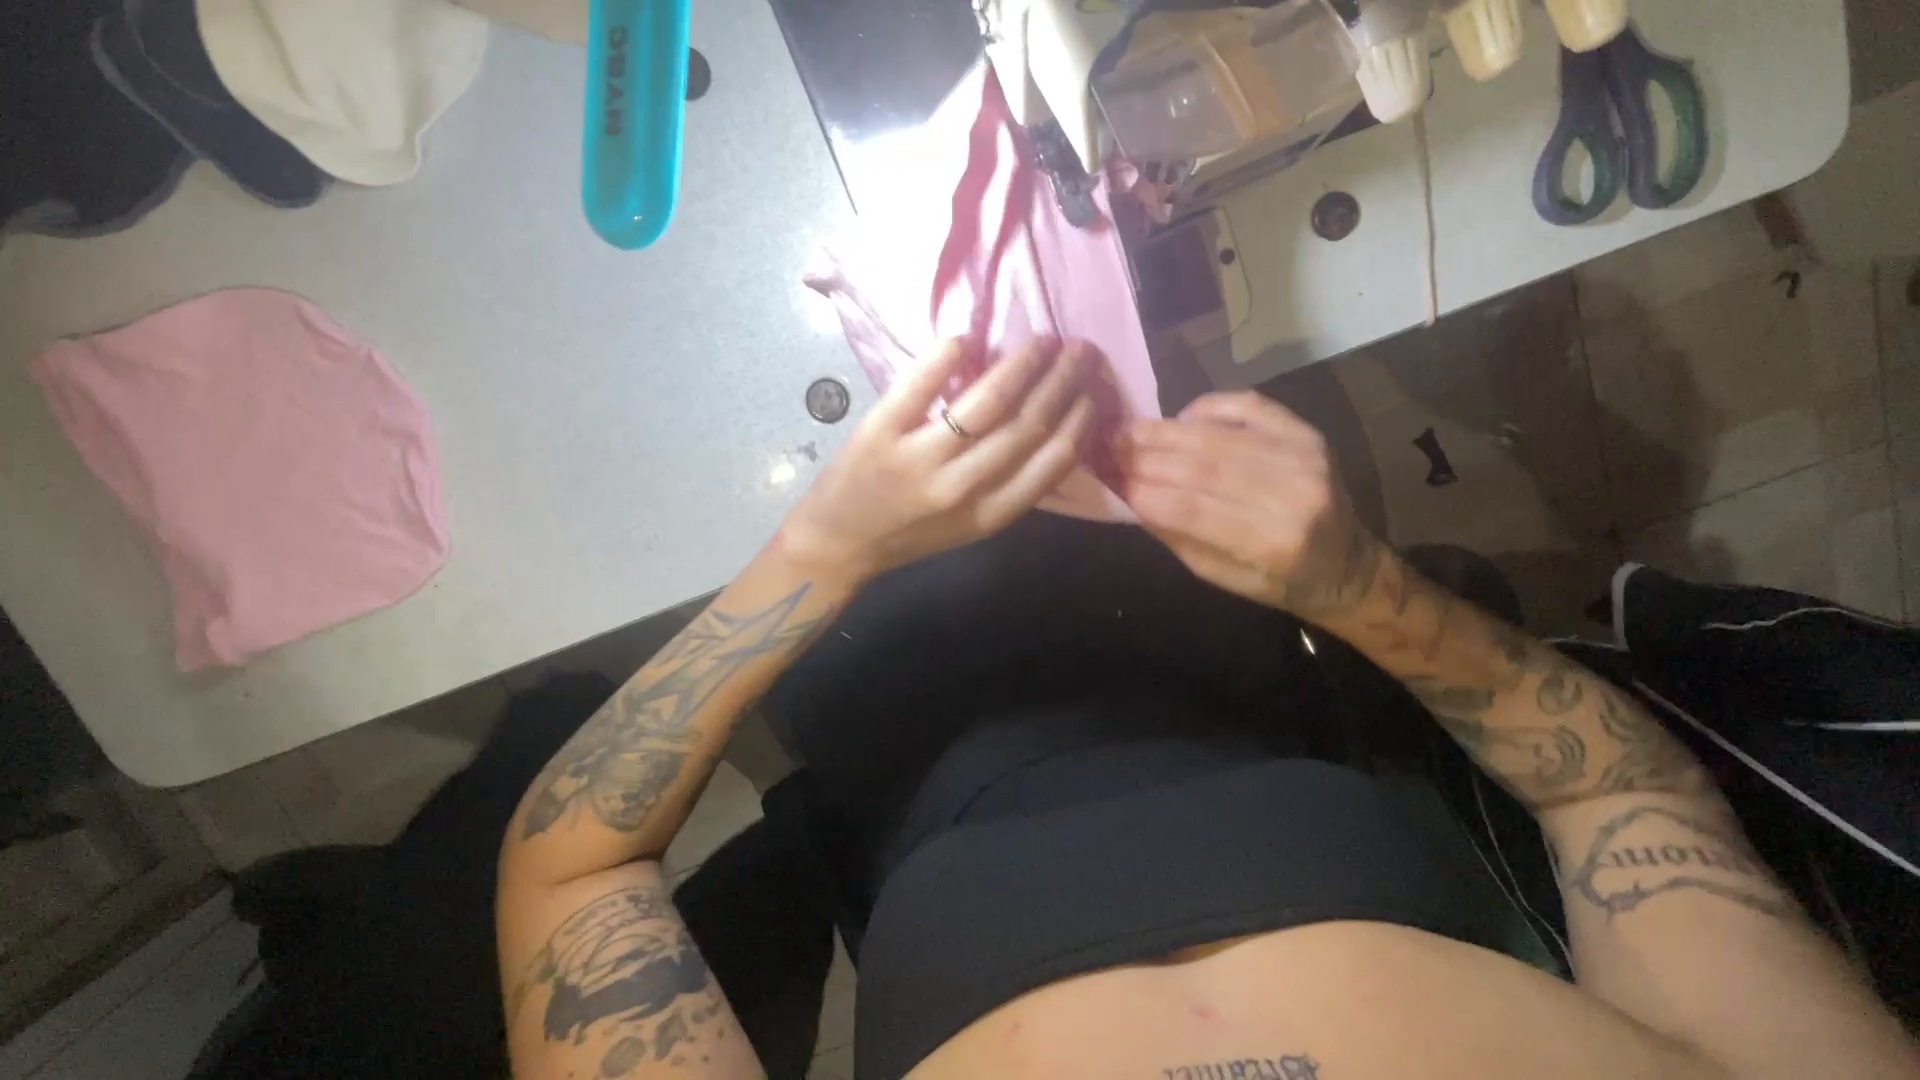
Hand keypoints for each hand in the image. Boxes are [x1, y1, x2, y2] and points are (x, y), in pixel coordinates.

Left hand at [777, 337, 1097, 583]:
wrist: (838, 544)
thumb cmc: (909, 534)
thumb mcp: (969, 525)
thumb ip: (1007, 485)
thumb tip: (1050, 430)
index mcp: (990, 514)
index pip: (1052, 461)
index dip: (1081, 421)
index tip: (1096, 391)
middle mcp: (962, 488)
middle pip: (1027, 424)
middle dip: (1063, 382)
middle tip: (1081, 351)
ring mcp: (920, 459)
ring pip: (987, 402)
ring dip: (1022, 363)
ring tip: (1042, 341)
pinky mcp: (880, 432)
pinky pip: (921, 385)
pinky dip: (948, 355)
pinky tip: (969, 336)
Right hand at [1118, 391, 1383, 619]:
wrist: (1347, 565)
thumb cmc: (1277, 580)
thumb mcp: (1221, 576)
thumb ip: (1177, 535)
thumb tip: (1129, 496)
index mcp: (1273, 542)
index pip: (1192, 509)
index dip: (1144, 491)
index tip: (1107, 479)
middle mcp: (1294, 493)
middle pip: (1203, 466)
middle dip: (1147, 455)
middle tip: (1107, 447)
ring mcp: (1304, 456)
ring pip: (1219, 436)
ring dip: (1166, 431)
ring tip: (1128, 430)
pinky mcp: (1306, 431)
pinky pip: (1247, 406)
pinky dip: (1207, 408)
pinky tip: (1180, 420)